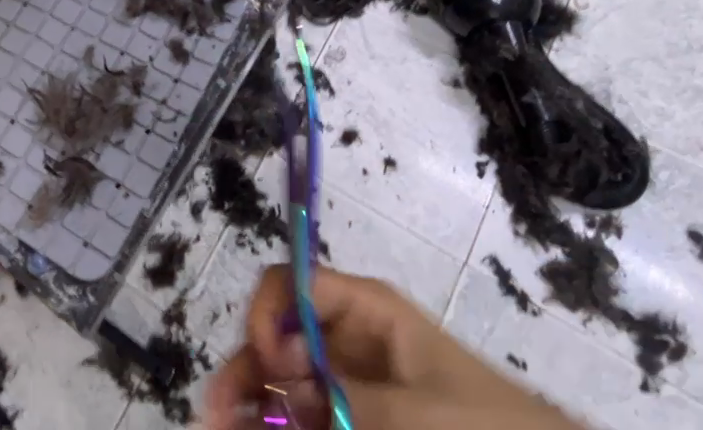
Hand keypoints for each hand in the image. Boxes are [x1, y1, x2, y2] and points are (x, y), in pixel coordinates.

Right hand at [205, 266, 582, 429]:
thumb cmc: (487, 424)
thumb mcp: (419, 413)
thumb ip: (348, 401)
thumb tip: (282, 393)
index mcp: (363, 310)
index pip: (291, 286)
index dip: (268, 316)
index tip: (269, 365)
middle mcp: (344, 337)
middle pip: (275, 338)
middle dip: (244, 373)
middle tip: (215, 416)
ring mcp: (345, 380)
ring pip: (280, 382)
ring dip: (250, 407)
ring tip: (220, 429)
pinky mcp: (351, 417)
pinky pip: (302, 416)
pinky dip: (274, 426)